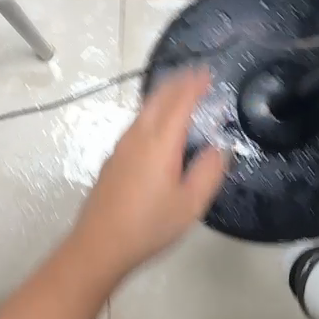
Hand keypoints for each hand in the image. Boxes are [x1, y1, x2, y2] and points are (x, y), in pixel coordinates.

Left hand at [68, 68, 227, 278]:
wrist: (99, 245)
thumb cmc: (148, 226)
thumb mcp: (190, 204)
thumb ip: (209, 171)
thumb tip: (220, 148)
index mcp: (160, 143)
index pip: (179, 102)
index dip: (194, 85)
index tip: (207, 72)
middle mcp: (137, 137)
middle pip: (157, 99)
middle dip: (177, 83)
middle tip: (195, 75)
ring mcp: (120, 148)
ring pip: (143, 111)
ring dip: (162, 97)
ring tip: (179, 94)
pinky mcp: (112, 160)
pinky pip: (136, 125)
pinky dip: (151, 114)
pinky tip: (156, 126)